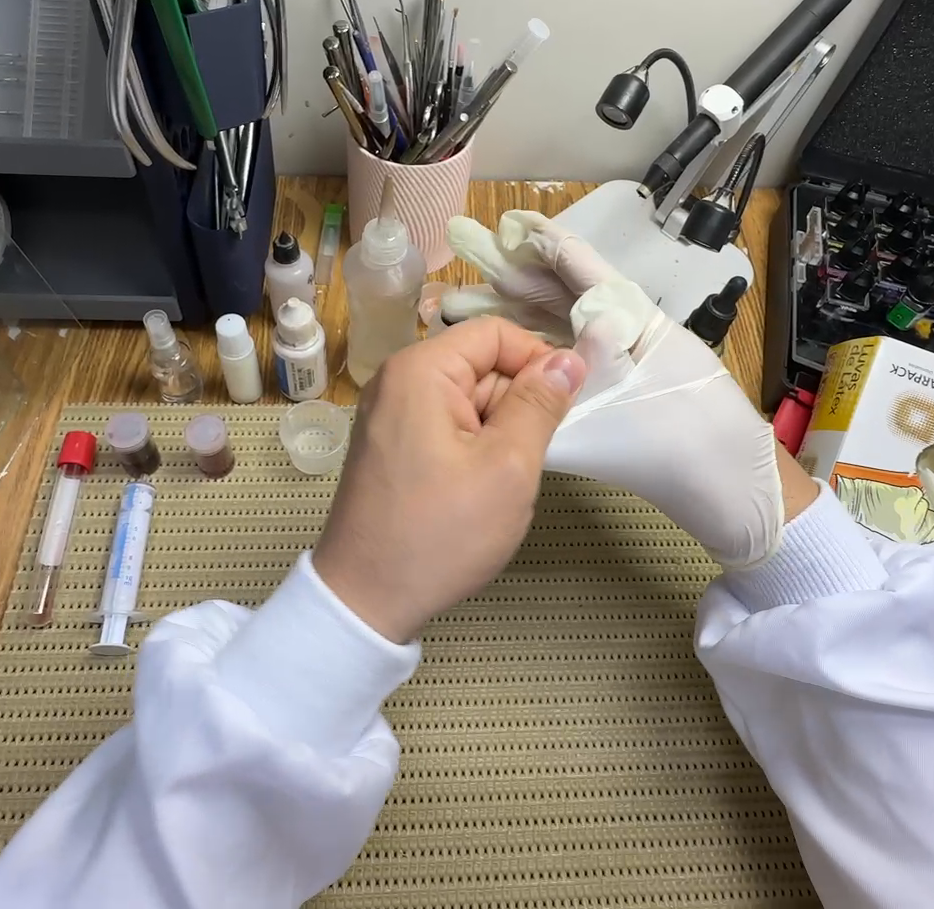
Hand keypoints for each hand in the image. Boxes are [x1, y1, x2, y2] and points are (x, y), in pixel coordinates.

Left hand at [312, 317, 587, 642]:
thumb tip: (569, 359)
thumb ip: (540, 404)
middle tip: (526, 460)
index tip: (567, 405)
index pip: (495, 333)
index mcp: (420, 370)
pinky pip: (448, 425)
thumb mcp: (507, 467)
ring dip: (499, 433)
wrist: (365, 600)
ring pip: (469, 400)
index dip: (538, 360)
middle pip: (481, 366)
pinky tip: (478, 489)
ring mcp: (391, 415)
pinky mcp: (392, 445)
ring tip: (500, 482)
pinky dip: (475, 448)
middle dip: (517, 405)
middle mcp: (398, 381)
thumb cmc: (438, 534)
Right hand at [445, 211, 812, 568]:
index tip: (510, 228)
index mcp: (637, 322)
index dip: (545, 248)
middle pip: (573, 294)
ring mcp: (633, 361)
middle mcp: (634, 332)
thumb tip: (530, 349)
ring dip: (531, 313)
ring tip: (488, 301)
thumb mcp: (616, 414)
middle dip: (526, 280)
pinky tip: (520, 349)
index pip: (584, 271)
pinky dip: (547, 348)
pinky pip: (578, 358)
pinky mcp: (629, 390)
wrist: (736, 495)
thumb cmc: (681, 449)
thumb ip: (573, 378)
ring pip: (574, 325)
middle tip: (482, 266)